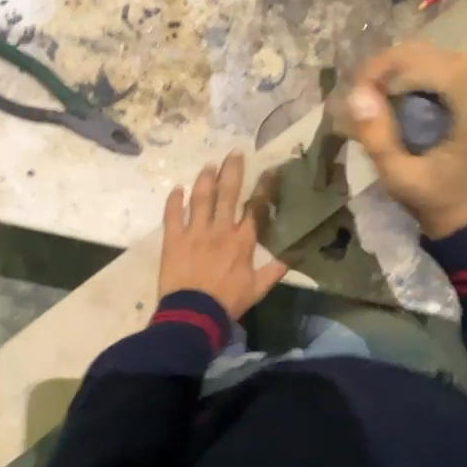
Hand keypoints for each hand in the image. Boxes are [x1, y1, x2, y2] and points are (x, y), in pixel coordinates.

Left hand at [159, 152, 290, 318]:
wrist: (193, 314)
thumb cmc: (227, 302)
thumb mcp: (258, 289)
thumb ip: (276, 270)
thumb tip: (294, 254)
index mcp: (243, 241)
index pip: (256, 207)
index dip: (264, 187)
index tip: (269, 170)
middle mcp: (220, 229)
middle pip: (228, 193)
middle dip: (232, 170)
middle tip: (234, 152)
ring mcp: (195, 231)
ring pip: (201, 197)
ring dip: (205, 178)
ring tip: (209, 165)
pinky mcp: (173, 238)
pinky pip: (172, 213)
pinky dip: (174, 199)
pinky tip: (177, 188)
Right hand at [340, 41, 466, 238]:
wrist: (462, 215)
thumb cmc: (432, 199)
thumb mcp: (398, 177)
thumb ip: (378, 137)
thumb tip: (357, 94)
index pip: (436, 65)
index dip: (394, 65)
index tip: (362, 86)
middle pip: (437, 55)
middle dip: (394, 64)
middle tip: (364, 89)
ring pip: (439, 57)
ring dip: (403, 66)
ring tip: (376, 89)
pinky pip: (444, 68)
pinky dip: (415, 72)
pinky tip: (395, 90)